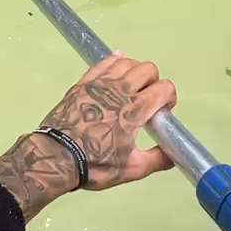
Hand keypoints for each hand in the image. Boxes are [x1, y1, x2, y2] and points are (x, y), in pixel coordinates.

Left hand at [0, 54, 177, 221]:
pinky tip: (117, 66)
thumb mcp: (132, 169)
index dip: (169, 97)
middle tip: (148, 98)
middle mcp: (121, 90)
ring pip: (126, 61)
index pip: (164, 88)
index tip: (164, 111)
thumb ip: (157, 160)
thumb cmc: (96, 164)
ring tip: (131, 87)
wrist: (57, 155)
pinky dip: (114, 60)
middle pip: (147, 68)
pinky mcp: (84, 81)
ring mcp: (101, 83)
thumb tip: (174, 155)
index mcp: (135, 110)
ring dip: (135, 71)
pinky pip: (104, 61)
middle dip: (154, 81)